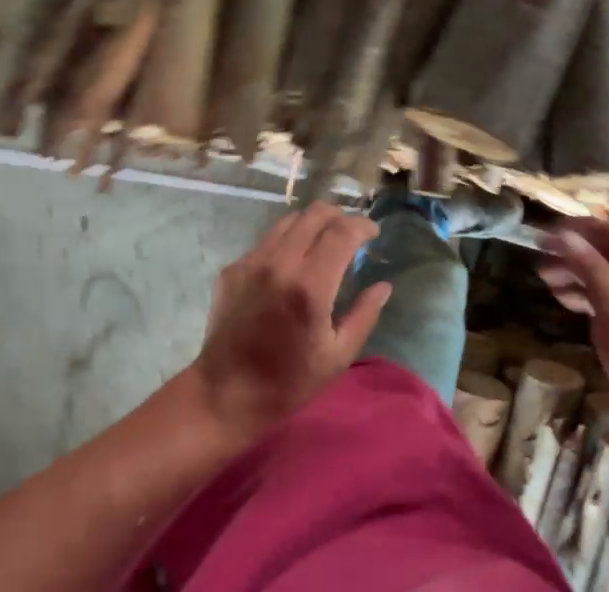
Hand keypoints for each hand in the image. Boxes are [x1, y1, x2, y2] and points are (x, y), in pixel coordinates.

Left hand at [195, 203, 392, 438]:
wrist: (225, 395)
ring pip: (289, 221)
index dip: (363, 225)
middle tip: (350, 235)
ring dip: (312, 225)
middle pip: (315, 214)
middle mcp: (279, 264)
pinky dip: (287, 244)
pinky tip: (291, 268)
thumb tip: (383, 286)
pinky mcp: (233, 269)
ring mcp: (251, 263)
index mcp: (309, 286)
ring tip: (322, 245)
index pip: (342, 232)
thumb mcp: (338, 356)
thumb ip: (364, 315)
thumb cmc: (288, 382)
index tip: (373, 233)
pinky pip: (267, 242)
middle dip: (339, 217)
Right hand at [537, 218, 608, 410]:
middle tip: (541, 254)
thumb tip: (564, 234)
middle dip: (572, 251)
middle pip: (603, 252)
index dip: (584, 226)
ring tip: (544, 278)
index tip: (554, 231)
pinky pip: (599, 295)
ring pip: (598, 274)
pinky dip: (579, 292)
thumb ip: (588, 266)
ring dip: (572, 272)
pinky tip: (561, 299)